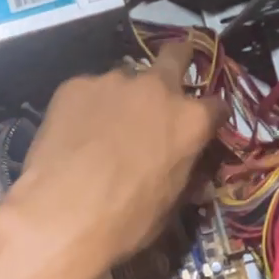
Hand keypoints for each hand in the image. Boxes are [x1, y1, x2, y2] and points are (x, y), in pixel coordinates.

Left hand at [0, 40, 224, 278]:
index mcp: (191, 121)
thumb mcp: (169, 204)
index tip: (201, 125)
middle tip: (166, 81)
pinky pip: (88, 91)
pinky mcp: (75, 85)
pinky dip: (87, 107)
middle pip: (176, 56)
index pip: (216, 105)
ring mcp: (114, 82)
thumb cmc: (125, 221)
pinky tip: (74, 133)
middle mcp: (157, 90)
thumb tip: (190, 171)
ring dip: (123, 97)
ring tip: (103, 127)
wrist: (61, 215)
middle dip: (178, 61)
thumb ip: (184, 173)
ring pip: (125, 79)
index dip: (209, 117)